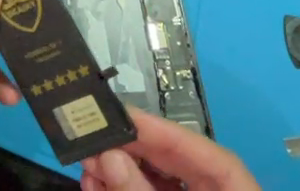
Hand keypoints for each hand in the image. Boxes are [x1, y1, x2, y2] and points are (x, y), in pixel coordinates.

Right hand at [81, 108, 259, 190]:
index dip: (168, 133)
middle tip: (93, 138)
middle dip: (132, 153)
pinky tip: (95, 186)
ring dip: (119, 173)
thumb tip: (107, 155)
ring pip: (157, 183)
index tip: (124, 116)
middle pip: (178, 167)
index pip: (212, 157)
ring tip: (87, 165)